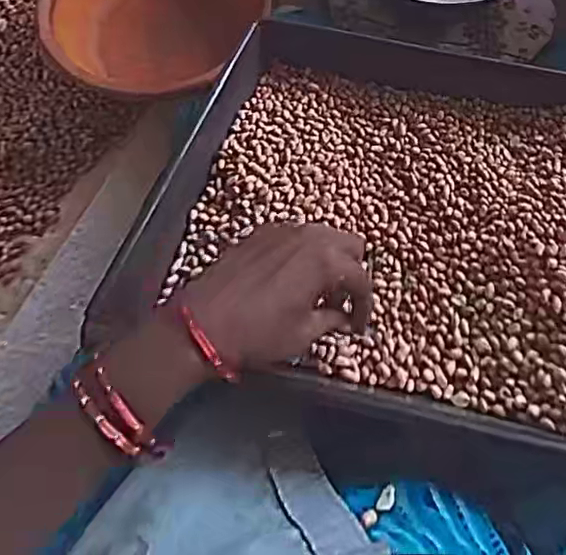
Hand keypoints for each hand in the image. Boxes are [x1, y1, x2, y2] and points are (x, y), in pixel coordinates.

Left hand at [171, 223, 372, 368]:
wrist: (201, 323)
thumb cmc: (255, 332)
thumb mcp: (301, 335)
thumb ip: (331, 321)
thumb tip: (343, 319)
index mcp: (325, 260)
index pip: (361, 277)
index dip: (364, 304)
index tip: (358, 323)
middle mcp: (310, 236)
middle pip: (350, 245)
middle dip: (351, 272)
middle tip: (341, 302)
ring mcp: (285, 230)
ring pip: (324, 236)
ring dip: (330, 259)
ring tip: (317, 291)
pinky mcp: (263, 232)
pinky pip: (297, 236)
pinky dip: (304, 252)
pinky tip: (291, 279)